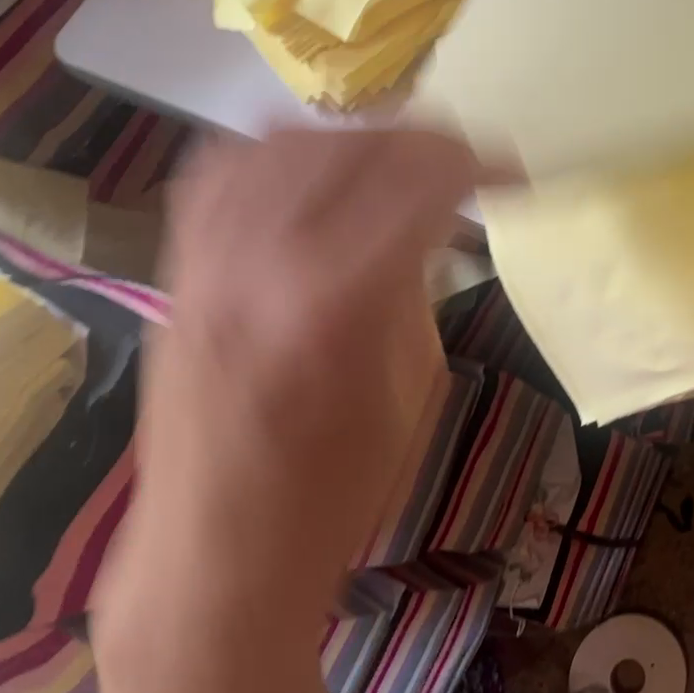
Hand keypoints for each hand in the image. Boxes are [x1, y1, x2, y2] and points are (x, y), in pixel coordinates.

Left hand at [113, 128, 482, 618]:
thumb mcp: (414, 383)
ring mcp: (207, 262)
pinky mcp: (177, 272)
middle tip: (472, 165)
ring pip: (283, 144)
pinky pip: (221, 174)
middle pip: (353, 148)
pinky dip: (281, 154)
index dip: (480, 165)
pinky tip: (317, 171)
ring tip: (402, 161)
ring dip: (358, 139)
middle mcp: (262, 262)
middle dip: (428, 142)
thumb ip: (416, 288)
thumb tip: (433, 227)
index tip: (516, 176)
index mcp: (339, 300)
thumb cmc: (343, 489)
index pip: (419, 184)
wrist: (223, 553)